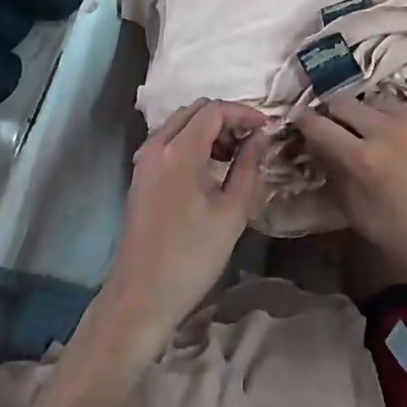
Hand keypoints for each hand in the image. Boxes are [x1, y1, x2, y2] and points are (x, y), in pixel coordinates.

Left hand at [109, 99, 272, 328]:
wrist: (142, 297)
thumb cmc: (192, 256)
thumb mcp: (233, 211)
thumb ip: (249, 166)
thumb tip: (261, 137)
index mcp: (180, 152)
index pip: (215, 110)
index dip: (244, 113)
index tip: (267, 129)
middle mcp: (157, 147)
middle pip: (195, 110)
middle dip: (226, 118)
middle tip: (251, 141)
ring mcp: (144, 161)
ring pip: (180, 123)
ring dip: (208, 128)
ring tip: (233, 155)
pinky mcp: (139, 176)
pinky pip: (167, 140)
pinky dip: (191, 141)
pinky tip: (207, 168)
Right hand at [291, 98, 406, 298]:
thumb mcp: (361, 216)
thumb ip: (335, 176)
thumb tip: (317, 147)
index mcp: (364, 159)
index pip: (319, 125)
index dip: (304, 121)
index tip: (299, 121)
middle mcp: (388, 129)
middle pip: (344, 102)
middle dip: (334, 114)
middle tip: (337, 130)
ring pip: (376, 102)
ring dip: (368, 116)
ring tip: (375, 138)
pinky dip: (399, 122)